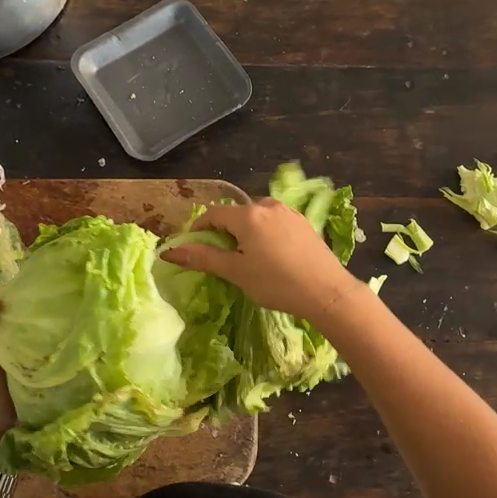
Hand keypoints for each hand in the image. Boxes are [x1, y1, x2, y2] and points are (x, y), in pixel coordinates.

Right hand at [159, 199, 364, 323]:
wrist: (326, 291)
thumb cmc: (276, 283)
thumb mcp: (236, 272)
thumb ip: (204, 258)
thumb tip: (170, 251)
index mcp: (248, 215)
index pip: (213, 214)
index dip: (199, 229)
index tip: (194, 248)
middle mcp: (268, 206)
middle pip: (236, 213)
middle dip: (224, 231)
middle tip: (221, 256)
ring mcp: (289, 213)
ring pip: (257, 216)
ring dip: (246, 231)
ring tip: (246, 256)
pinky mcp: (304, 223)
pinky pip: (276, 222)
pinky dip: (265, 233)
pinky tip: (271, 255)